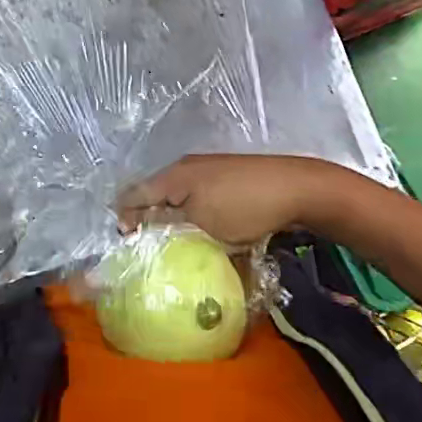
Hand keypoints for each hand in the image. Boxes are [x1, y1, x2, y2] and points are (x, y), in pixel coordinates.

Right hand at [115, 154, 371, 243]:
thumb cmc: (244, 207)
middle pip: (153, 196)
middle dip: (147, 222)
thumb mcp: (199, 223)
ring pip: (176, 200)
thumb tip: (133, 228)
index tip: (127, 248)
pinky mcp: (225, 180)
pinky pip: (196, 200)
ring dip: (172, 222)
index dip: (124, 220)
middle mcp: (185, 168)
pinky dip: (192, 217)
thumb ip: (163, 225)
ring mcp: (207, 171)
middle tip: (148, 253)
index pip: (133, 195)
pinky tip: (201, 237)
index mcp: (173, 175)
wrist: (297, 189)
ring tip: (174, 249)